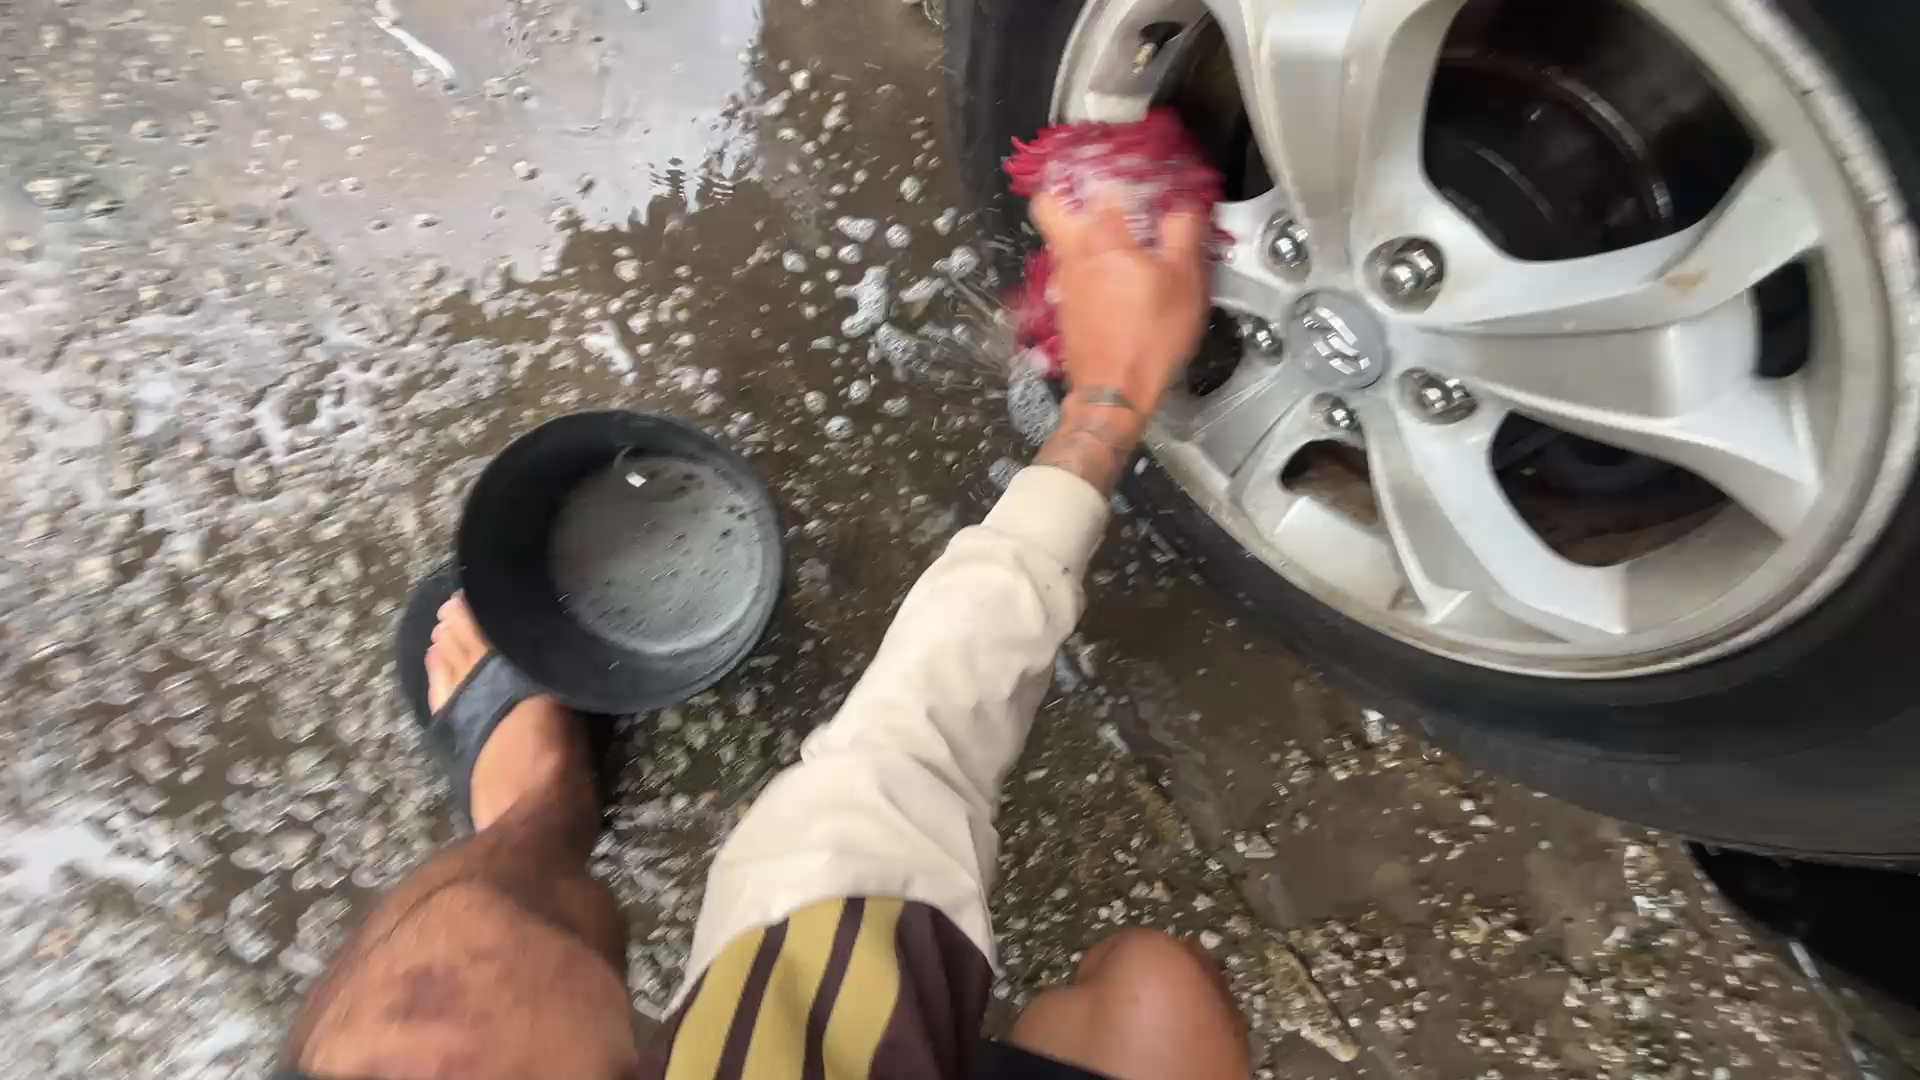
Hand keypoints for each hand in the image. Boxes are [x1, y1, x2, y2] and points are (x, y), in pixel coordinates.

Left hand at [1029, 190, 1210, 416]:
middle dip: (1067, 192)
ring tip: (1118, 241)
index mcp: (1103, 236)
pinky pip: (1068, 273)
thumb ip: (1184, 231)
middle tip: (1101, 195)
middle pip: (1048, 205)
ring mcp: (1062, 283)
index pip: (1101, 181)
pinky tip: (1113, 282)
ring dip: (1081, 233)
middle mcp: (1073, 255)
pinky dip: (1085, 268)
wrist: (1114, 391)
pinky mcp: (1063, 309)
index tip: (1142, 178)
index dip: (1121, 173)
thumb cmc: (1150, 337)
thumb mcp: (1185, 279)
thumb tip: (1184, 208)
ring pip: (1058, 241)